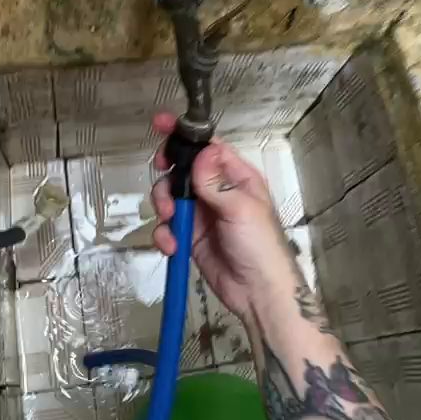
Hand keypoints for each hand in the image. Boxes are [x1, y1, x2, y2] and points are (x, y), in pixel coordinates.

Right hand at [150, 112, 298, 323]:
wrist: (258, 294)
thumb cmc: (260, 246)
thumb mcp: (241, 209)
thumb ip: (216, 182)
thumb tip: (201, 151)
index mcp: (236, 176)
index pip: (207, 146)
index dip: (184, 135)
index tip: (160, 124)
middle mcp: (216, 190)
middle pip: (182, 168)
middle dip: (168, 174)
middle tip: (163, 177)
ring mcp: (201, 213)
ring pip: (169, 196)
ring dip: (164, 205)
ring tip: (170, 220)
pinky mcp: (189, 236)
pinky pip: (167, 226)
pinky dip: (164, 234)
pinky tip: (172, 247)